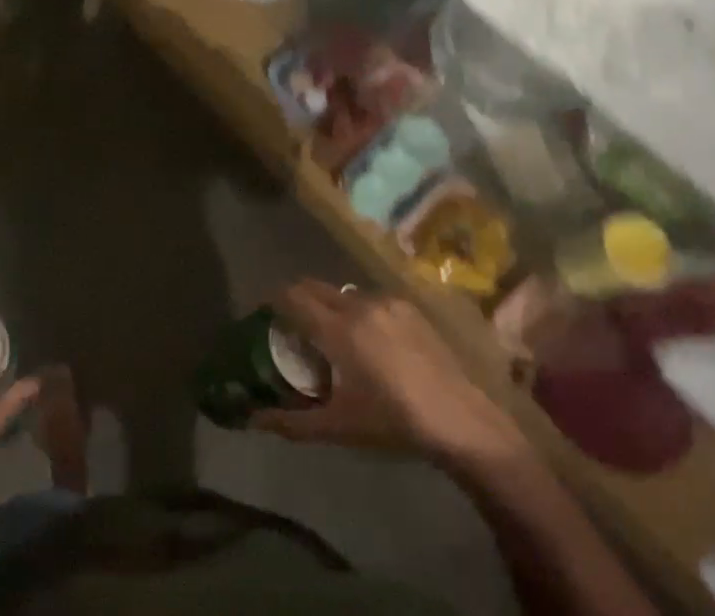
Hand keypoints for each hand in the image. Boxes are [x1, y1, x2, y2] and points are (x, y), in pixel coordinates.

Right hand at [254, 281, 524, 465]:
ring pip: (342, 293)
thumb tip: (252, 420)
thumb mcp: (337, 426)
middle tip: (292, 329)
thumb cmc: (393, 422)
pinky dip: (356, 311)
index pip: (290, 296)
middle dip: (296, 301)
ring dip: (327, 307)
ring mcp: (388, 304)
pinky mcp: (411, 309)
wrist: (463, 422)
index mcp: (337, 329)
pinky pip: (369, 300)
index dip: (272, 303)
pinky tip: (366, 341)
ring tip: (331, 338)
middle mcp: (359, 305)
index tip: (266, 320)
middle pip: (312, 287)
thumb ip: (290, 422)